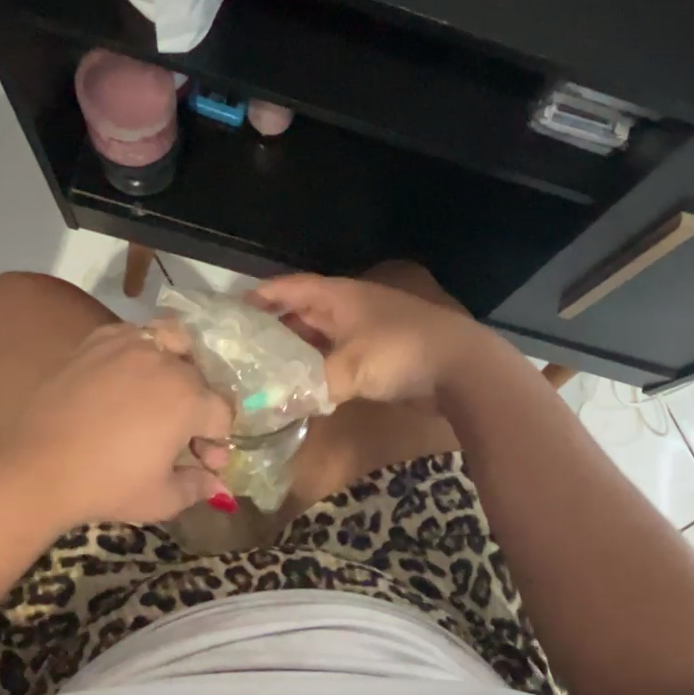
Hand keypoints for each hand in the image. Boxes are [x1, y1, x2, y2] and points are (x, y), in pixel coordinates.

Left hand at [1, 322, 233, 525]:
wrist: (37, 467)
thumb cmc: (107, 485)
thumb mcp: (162, 498)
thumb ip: (197, 486)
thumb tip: (217, 484)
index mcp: (189, 399)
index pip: (223, 414)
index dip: (217, 442)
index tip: (203, 464)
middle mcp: (165, 362)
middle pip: (200, 379)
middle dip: (199, 408)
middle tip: (181, 438)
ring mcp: (128, 345)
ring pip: (173, 342)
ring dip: (178, 366)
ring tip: (163, 393)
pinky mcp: (96, 342)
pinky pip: (133, 333)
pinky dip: (141, 349)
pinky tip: (129, 376)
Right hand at [251, 274, 503, 406]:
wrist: (460, 368)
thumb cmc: (400, 353)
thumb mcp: (348, 368)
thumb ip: (309, 386)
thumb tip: (272, 406)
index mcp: (340, 296)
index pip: (291, 288)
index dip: (262, 296)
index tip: (233, 310)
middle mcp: (350, 309)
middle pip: (304, 313)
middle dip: (274, 328)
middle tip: (242, 348)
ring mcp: (367, 333)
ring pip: (322, 338)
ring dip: (297, 352)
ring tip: (264, 370)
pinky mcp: (380, 358)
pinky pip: (339, 360)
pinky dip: (320, 370)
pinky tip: (303, 387)